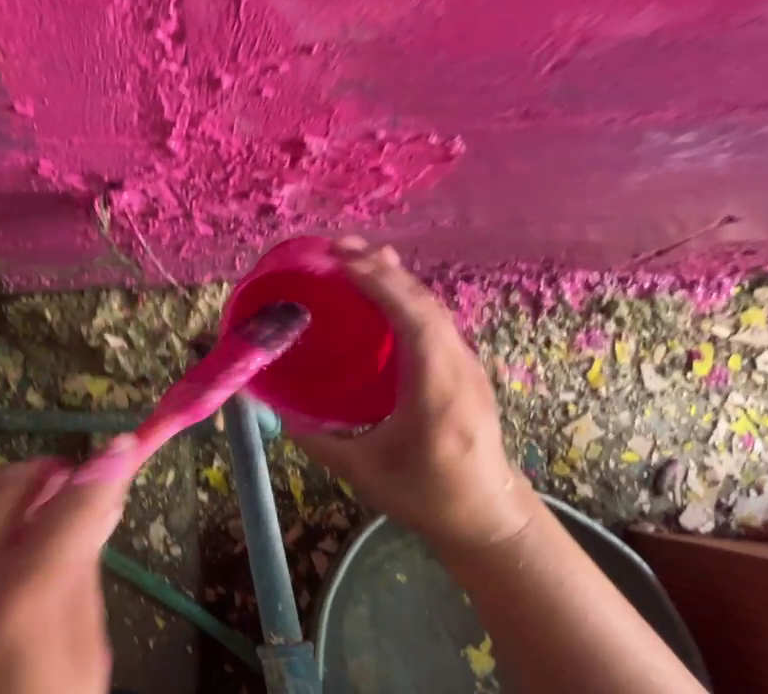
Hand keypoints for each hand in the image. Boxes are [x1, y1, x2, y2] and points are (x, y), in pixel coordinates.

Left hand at [0, 458, 129, 693]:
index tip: (121, 447)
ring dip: (7, 495)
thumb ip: (84, 579)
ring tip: (27, 518)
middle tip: (69, 488)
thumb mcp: (83, 663)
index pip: (75, 508)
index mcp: (24, 601)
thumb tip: (96, 507)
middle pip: (14, 483)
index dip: (104, 470)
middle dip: (50, 475)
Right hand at [293, 237, 537, 551]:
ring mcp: (468, 365)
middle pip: (423, 301)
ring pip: (433, 305)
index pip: (413, 318)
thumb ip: (317, 440)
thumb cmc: (427, 496)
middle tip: (336, 247)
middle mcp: (458, 367)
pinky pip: (436, 317)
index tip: (340, 261)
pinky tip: (383, 290)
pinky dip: (406, 294)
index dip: (378, 283)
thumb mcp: (363, 473)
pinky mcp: (467, 368)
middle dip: (380, 268)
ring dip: (395, 277)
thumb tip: (275, 408)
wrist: (491, 519)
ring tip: (355, 257)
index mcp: (436, 390)